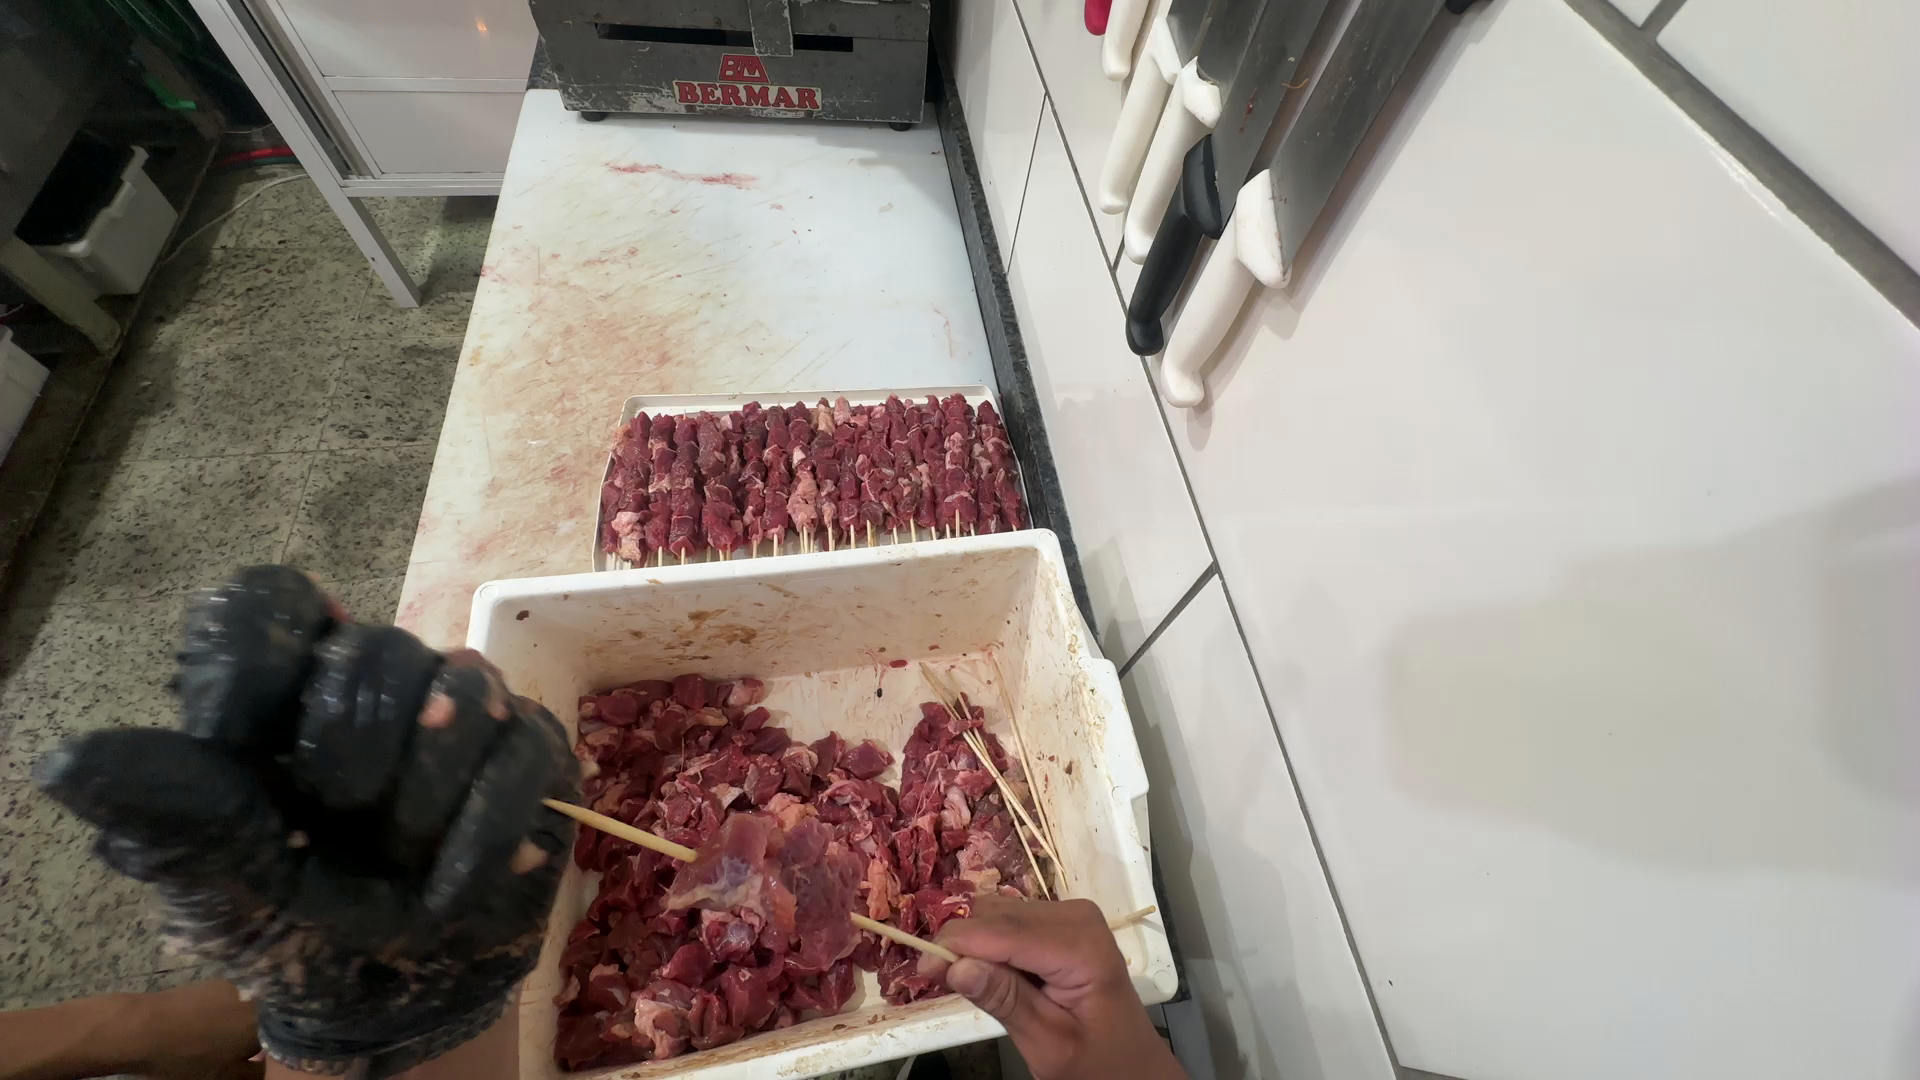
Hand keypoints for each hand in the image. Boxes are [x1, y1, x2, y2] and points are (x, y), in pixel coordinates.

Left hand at [33, 565, 578, 1078]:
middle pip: (377, 645)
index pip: (268, 606)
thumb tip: (80, 755)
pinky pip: (522, 751)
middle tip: (346, 817)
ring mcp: (467, 706)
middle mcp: (379, 687)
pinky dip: (482, 831)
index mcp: (282, 703)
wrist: (420, 976)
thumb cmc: (309, 925)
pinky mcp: (532, 741)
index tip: (245, 738)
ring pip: (463, 684)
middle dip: (357, 750)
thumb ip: (179, 819)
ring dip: (427, 794)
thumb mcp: (229, 888)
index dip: (259, 654)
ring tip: (409, 856)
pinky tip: (456, 884)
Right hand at [923, 897, 1186, 1079]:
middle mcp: (1074, 913)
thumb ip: (1006, 1001)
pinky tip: (983, 969)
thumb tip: (956, 966)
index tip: (919, 970)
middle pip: (998, 912)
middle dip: (959, 941)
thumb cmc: (1097, 1065)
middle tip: (930, 979)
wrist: (1136, 1067)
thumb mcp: (1050, 1047)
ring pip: (999, 909)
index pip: (1003, 931)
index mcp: (1080, 943)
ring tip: (954, 976)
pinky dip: (988, 939)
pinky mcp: (1061, 918)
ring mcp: (1069, 912)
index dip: (955, 944)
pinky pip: (1011, 917)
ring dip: (971, 939)